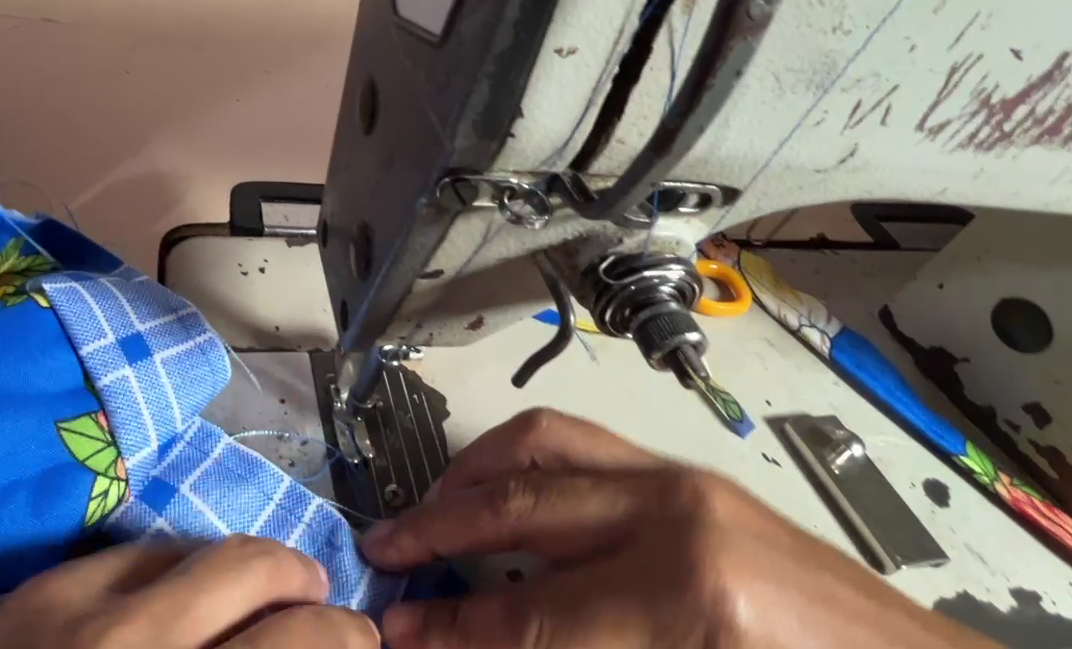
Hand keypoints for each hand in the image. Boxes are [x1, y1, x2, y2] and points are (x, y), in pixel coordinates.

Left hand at [0, 535, 378, 648]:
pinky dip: (172, 566)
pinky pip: (131, 552)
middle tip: (320, 603)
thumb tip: (309, 648)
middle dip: (303, 580)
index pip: (296, 641)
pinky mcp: (35, 592)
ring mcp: (78, 606)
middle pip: (249, 567)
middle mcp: (136, 641)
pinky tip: (176, 590)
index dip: (343, 633)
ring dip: (240, 565)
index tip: (360, 638)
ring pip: (192, 545)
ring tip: (258, 586)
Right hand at [359, 409, 995, 648]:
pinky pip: (580, 442)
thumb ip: (570, 647)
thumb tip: (479, 639)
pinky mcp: (688, 473)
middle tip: (384, 550)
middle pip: (520, 508)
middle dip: (439, 530)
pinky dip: (519, 455)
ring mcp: (682, 480)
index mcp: (687, 600)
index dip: (451, 628)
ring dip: (471, 473)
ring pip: (542, 445)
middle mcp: (676, 517)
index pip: (529, 614)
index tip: (396, 630)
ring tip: (427, 505)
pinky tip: (493, 481)